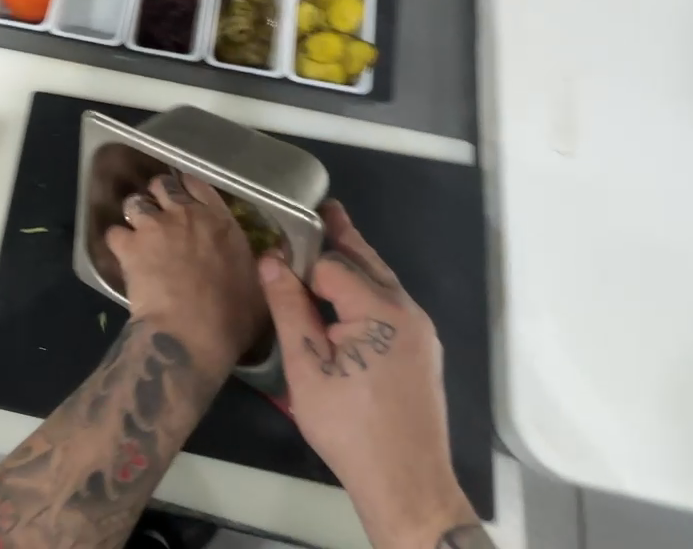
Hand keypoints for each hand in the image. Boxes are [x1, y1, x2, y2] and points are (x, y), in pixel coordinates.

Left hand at [104, 173, 268, 369]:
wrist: (191, 334)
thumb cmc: (232, 317)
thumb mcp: (261, 288)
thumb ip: (263, 266)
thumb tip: (274, 257)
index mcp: (219, 220)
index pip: (198, 184)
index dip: (187, 187)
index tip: (183, 196)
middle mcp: (185, 214)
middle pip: (163, 185)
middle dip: (158, 195)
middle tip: (159, 214)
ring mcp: (154, 226)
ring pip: (135, 203)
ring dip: (136, 214)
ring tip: (137, 231)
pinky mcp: (129, 245)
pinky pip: (114, 233)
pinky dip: (117, 241)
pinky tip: (121, 254)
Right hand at [257, 201, 478, 548]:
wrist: (407, 485)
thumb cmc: (349, 427)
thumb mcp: (306, 367)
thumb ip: (289, 307)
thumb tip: (270, 259)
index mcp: (378, 309)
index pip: (331, 264)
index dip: (301, 260)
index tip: (275, 252)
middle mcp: (407, 310)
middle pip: (367, 260)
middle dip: (343, 236)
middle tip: (325, 207)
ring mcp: (420, 332)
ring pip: (383, 281)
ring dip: (355, 261)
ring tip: (333, 238)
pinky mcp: (423, 351)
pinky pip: (392, 304)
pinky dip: (368, 287)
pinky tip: (349, 294)